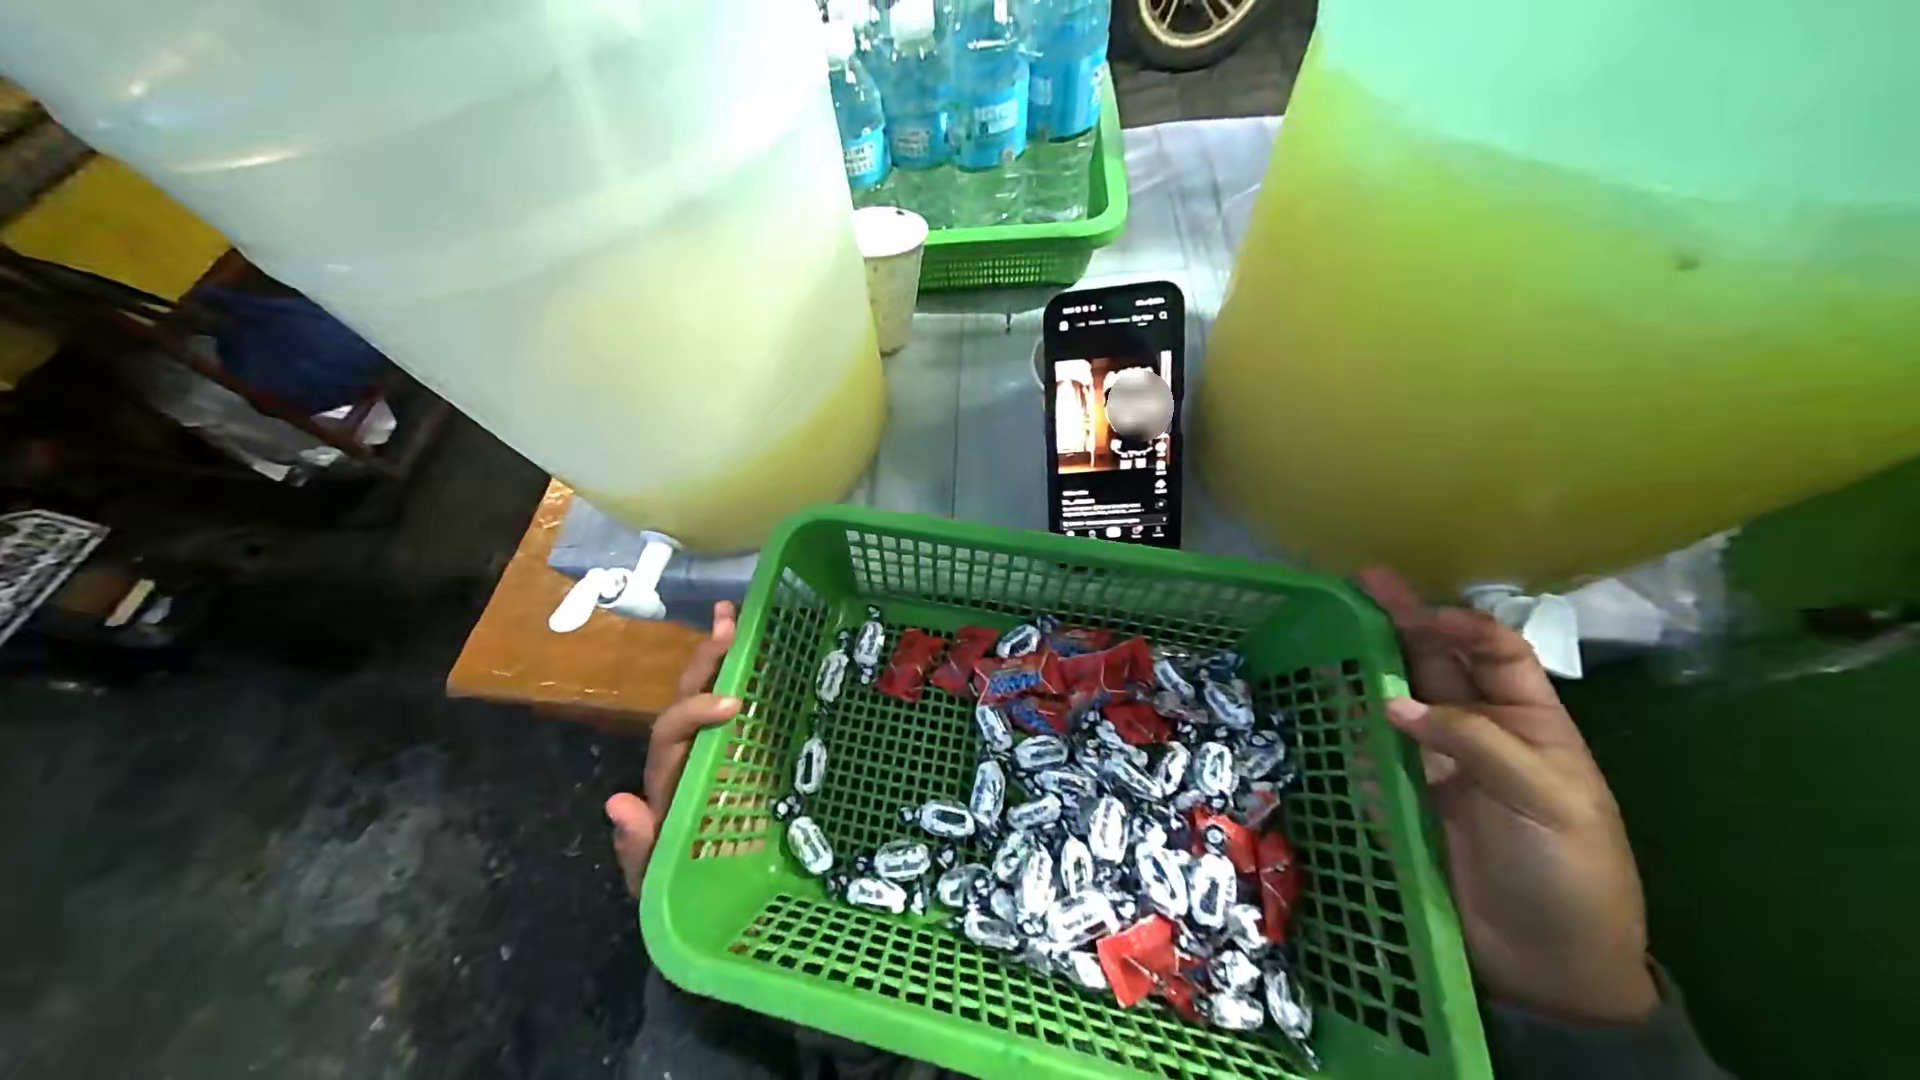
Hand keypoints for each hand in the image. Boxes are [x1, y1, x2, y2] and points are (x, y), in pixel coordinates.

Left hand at [606, 601, 739, 898]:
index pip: (671, 731)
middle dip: (705, 661)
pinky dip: (753, 674)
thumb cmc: (682, 890)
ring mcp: (718, 749)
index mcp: (668, 777)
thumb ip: (640, 847)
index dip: (695, 712)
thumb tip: (617, 803)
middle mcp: (688, 753)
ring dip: (722, 652)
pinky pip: (747, 709)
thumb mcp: (658, 879)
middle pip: (688, 697)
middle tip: (728, 624)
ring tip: (734, 614)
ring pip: (712, 693)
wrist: (713, 901)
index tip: (733, 703)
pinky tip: (771, 646)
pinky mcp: (747, 753)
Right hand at [1357, 569, 1657, 1023]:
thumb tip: (1390, 701)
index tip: (1421, 613)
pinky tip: (1318, 691)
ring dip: (1367, 657)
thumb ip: (1474, 743)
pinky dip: (1343, 715)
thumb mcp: (1549, 803)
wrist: (1543, 962)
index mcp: (1530, 723)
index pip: (1497, 652)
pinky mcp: (1397, 787)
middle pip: (1437, 661)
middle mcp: (1476, 729)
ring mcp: (1432, 757)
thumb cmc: (1569, 875)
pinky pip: (1366, 741)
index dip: (1462, 625)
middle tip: (1361, 581)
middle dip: (1403, 619)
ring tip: (1329, 624)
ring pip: (1396, 693)